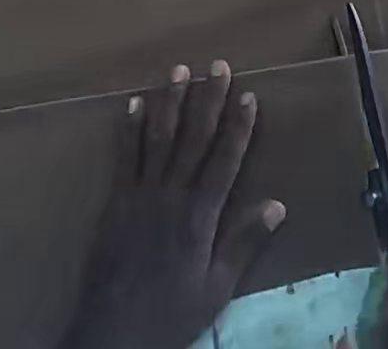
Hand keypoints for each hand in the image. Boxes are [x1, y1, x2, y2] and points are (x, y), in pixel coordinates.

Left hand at [57, 61, 285, 348]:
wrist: (110, 337)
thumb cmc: (170, 312)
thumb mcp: (216, 289)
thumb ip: (244, 244)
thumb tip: (277, 205)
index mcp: (201, 214)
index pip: (225, 159)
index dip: (238, 125)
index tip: (248, 95)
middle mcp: (173, 194)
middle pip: (195, 138)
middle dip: (208, 99)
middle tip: (217, 66)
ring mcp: (141, 193)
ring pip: (160, 137)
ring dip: (171, 101)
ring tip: (179, 70)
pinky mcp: (116, 199)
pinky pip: (124, 156)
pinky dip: (130, 128)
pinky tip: (134, 102)